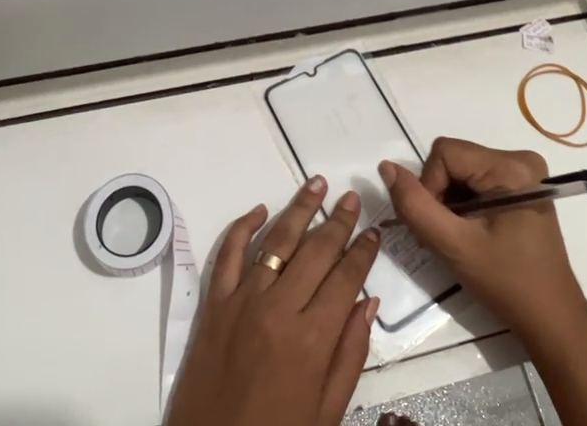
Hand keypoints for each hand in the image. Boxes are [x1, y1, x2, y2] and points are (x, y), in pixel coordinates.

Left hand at [165, 176, 382, 425]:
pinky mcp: (212, 305)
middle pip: (315, 251)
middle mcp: (279, 309)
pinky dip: (243, 227)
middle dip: (338, 221)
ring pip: (275, 241)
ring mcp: (241, 302)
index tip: (374, 230)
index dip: (363, 251)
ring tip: (316, 184)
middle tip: (351, 198)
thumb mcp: (327, 410)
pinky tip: (260, 210)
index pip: (346, 278)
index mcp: (313, 338)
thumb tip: (367, 301)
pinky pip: (227, 255)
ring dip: (299, 209)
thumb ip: (350, 353)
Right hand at [378, 138, 586, 334]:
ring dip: (449, 200)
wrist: (550, 317)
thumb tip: (386, 167)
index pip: (445, 153)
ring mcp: (524, 172)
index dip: (430, 186)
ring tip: (459, 236)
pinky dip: (463, 203)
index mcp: (512, 167)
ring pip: (462, 170)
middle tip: (446, 235)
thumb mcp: (454, 246)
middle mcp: (521, 159)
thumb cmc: (506, 283)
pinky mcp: (521, 187)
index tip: (440, 225)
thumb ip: (416, 206)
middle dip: (440, 194)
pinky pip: (476, 179)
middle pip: (453, 159)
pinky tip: (471, 231)